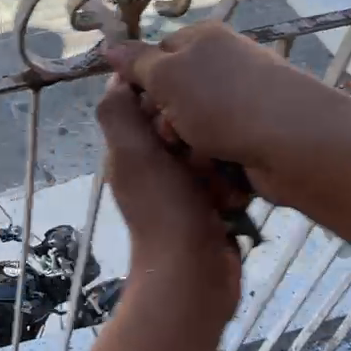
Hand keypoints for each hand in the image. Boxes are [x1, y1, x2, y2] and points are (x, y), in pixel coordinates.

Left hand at [96, 77, 239, 290]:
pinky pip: (227, 179)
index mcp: (129, 149)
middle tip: (200, 158)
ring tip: (217, 185)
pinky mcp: (210, 206)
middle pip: (184, 123)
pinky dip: (230, 188)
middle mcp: (153, 164)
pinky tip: (232, 202)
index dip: (165, 96)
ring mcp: (182, 187)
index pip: (145, 101)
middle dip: (199, 136)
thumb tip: (118, 75)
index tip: (185, 101)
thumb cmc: (162, 209)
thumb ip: (118, 112)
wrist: (193, 276)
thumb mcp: (132, 152)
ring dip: (218, 165)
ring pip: (211, 150)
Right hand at [102, 22, 350, 201]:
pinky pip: (212, 146)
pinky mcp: (250, 134)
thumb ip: (136, 63)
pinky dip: (208, 159)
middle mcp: (221, 65)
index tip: (139, 106)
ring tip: (196, 156)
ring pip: (187, 126)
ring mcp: (238, 101)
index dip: (141, 83)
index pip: (153, 56)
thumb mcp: (169, 76)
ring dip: (183, 145)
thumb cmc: (224, 103)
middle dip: (162, 120)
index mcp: (202, 40)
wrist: (295, 145)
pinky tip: (215, 169)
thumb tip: (107, 44)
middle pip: (169, 95)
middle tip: (170, 134)